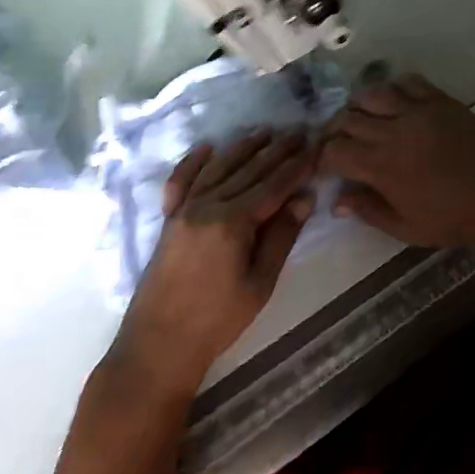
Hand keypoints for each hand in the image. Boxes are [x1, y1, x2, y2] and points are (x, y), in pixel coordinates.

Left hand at [115, 129, 316, 394]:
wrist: (159, 342)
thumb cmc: (218, 319)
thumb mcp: (260, 282)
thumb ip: (281, 236)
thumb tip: (304, 196)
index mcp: (232, 221)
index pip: (272, 185)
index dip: (296, 166)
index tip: (315, 145)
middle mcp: (206, 206)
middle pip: (247, 171)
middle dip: (275, 151)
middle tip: (297, 131)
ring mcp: (183, 210)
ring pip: (217, 169)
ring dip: (242, 148)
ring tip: (263, 131)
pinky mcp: (169, 220)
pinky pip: (181, 181)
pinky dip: (193, 162)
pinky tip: (207, 148)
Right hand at [320, 75, 474, 247]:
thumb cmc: (462, 218)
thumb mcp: (412, 230)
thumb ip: (371, 211)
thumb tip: (337, 200)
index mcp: (383, 166)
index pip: (334, 151)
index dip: (321, 159)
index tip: (322, 169)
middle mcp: (394, 130)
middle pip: (346, 118)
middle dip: (333, 131)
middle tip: (336, 146)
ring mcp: (418, 110)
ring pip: (371, 93)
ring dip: (358, 106)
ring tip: (361, 122)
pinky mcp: (440, 100)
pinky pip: (407, 82)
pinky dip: (393, 89)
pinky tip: (394, 105)